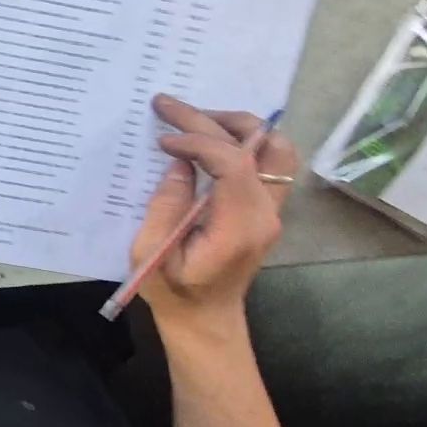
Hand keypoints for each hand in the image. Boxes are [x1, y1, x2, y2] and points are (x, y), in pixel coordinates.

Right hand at [130, 95, 299, 334]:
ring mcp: (271, 211)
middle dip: (213, 120)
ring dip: (237, 126)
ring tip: (196, 119)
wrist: (205, 319)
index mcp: (238, 227)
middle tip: (170, 107)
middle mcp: (265, 214)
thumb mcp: (151, 254)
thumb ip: (166, 206)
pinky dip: (243, 142)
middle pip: (259, 146)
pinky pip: (268, 163)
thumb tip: (179, 162)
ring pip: (275, 148)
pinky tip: (210, 139)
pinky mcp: (265, 209)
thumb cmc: (172, 293)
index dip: (199, 140)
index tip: (164, 140)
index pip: (234, 163)